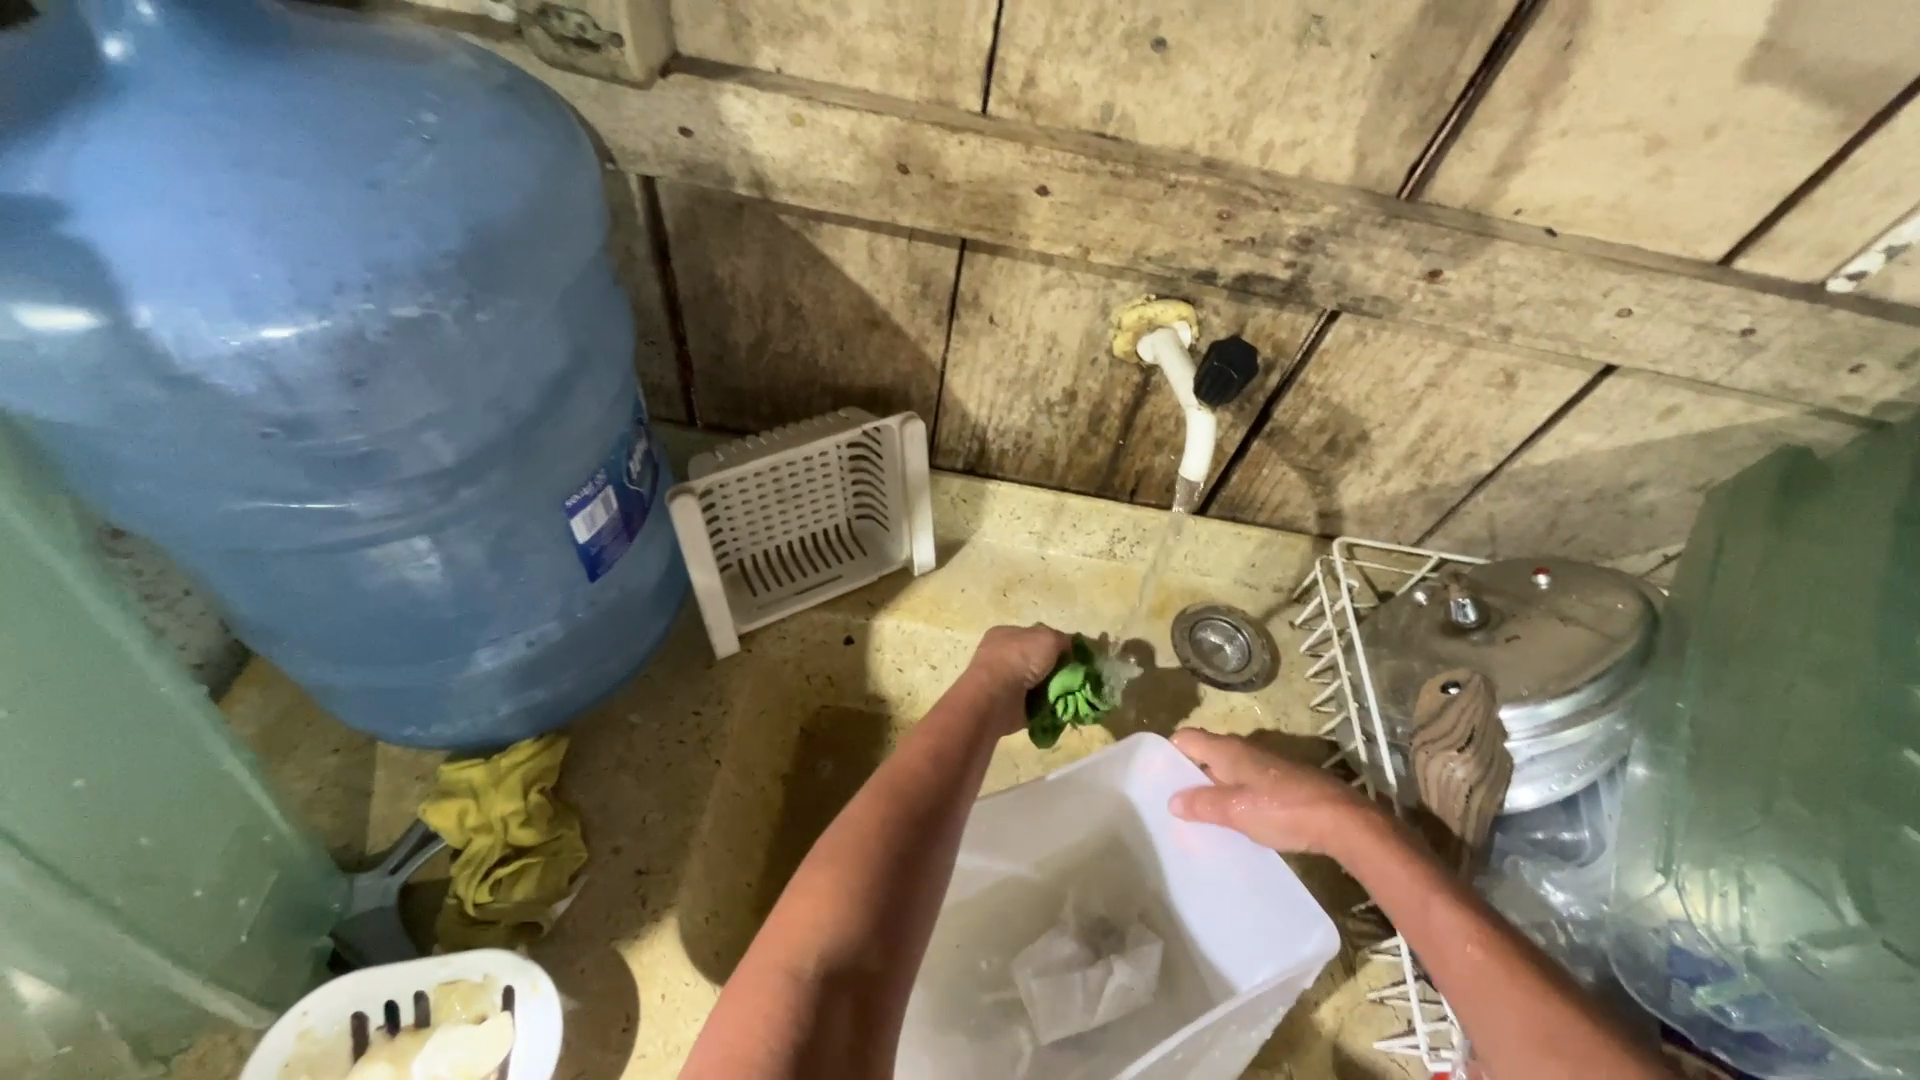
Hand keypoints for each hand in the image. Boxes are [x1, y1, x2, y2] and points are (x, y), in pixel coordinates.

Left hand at [961, 624, 1070, 734]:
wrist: (996, 697)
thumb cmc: (1019, 658)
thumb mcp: (1047, 637)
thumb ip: (1062, 639)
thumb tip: (1070, 647)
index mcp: (1006, 634)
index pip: (1036, 635)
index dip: (1056, 643)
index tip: (1075, 654)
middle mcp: (1003, 656)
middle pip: (1038, 660)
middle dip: (1058, 669)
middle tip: (1079, 677)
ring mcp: (1004, 682)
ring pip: (1038, 683)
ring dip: (1055, 690)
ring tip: (1075, 694)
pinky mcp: (1010, 706)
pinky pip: (1036, 705)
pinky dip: (1049, 707)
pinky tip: (1064, 708)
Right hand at [1167, 729, 1380, 856]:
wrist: (1341, 820)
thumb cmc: (1282, 809)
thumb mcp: (1236, 810)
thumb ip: (1202, 804)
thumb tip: (1172, 800)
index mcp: (1227, 751)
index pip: (1186, 738)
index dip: (1168, 752)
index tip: (1153, 775)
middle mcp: (1243, 751)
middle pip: (1204, 755)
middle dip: (1186, 774)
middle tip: (1169, 801)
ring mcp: (1263, 768)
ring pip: (1225, 772)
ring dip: (1209, 789)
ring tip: (1194, 816)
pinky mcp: (1279, 785)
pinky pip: (1243, 785)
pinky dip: (1231, 798)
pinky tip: (1229, 822)